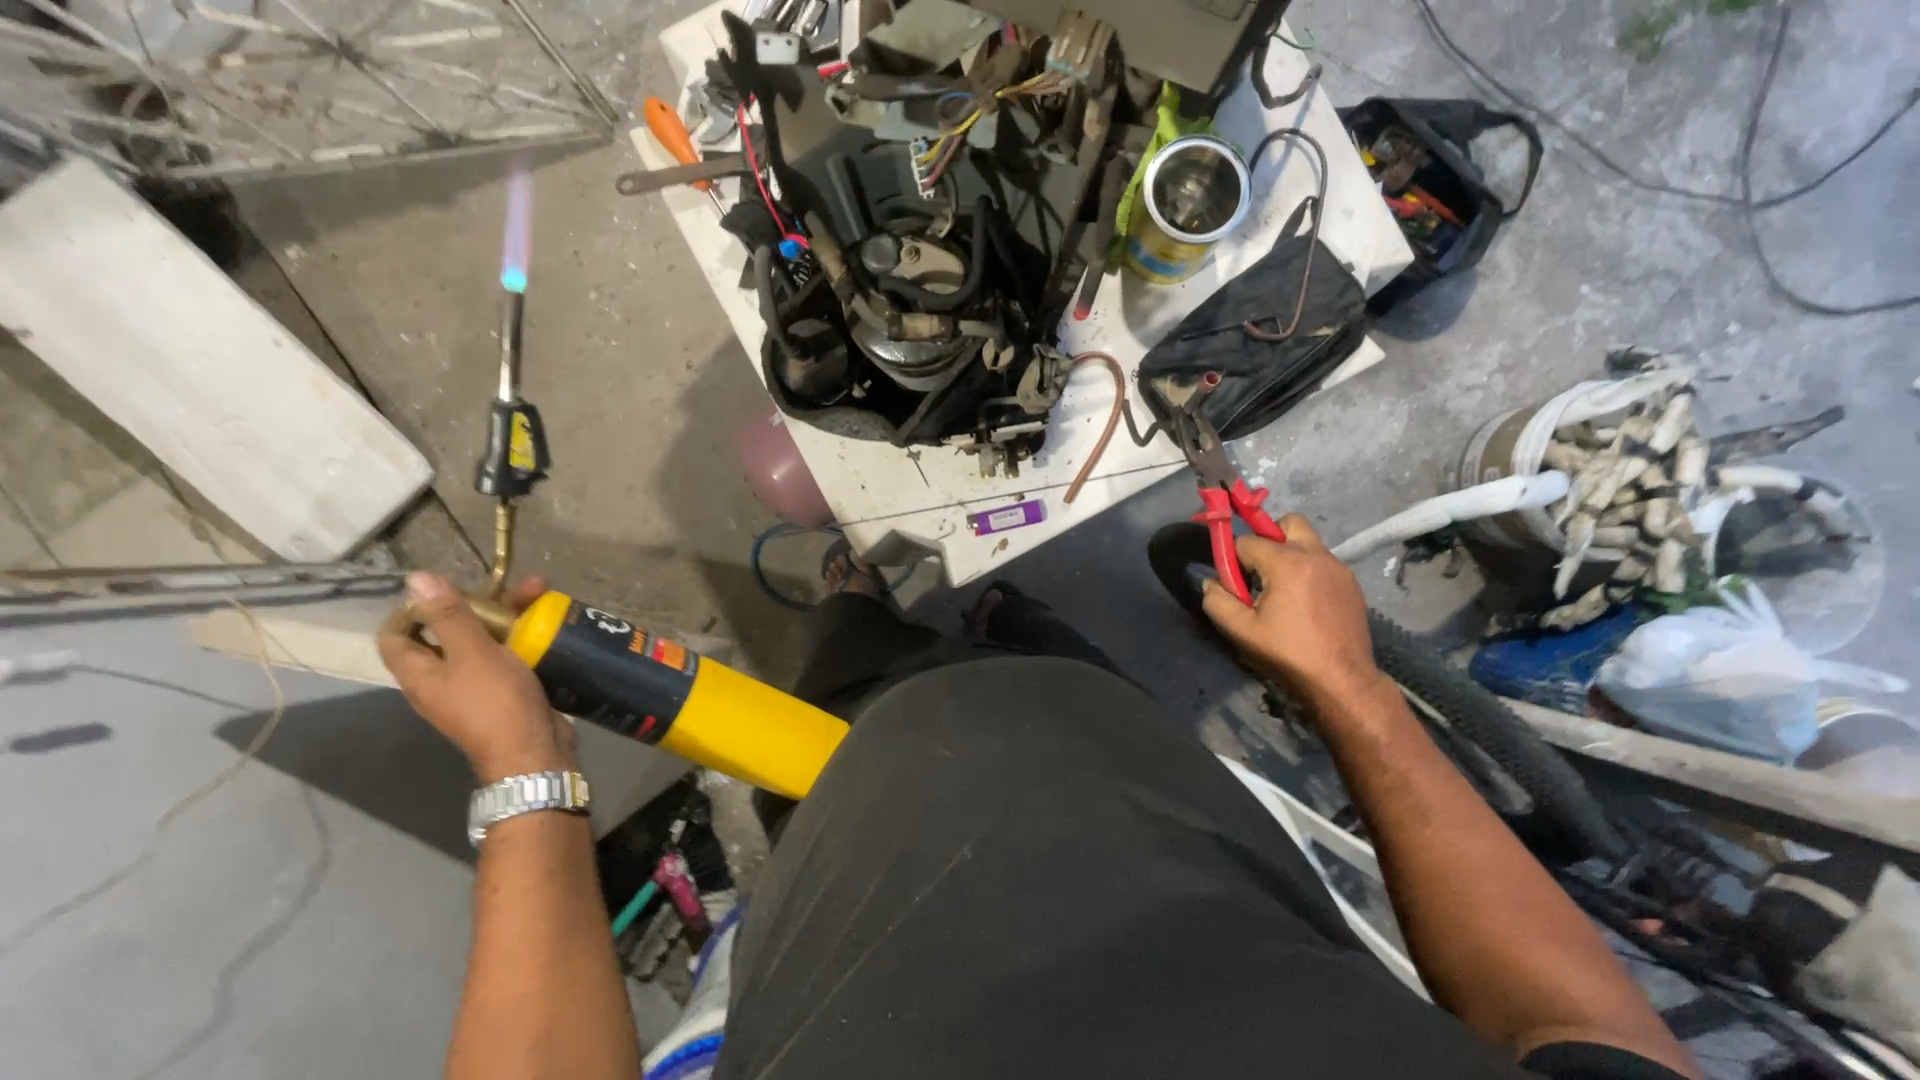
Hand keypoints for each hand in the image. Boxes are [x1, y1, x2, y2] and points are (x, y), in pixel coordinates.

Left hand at [378, 571, 576, 783]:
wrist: (535, 753)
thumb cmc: (497, 702)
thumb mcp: (474, 653)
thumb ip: (447, 616)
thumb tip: (416, 579)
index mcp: (420, 674)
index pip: (395, 636)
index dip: (411, 609)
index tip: (444, 589)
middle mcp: (441, 680)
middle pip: (447, 634)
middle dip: (476, 605)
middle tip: (505, 587)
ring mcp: (474, 687)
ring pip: (483, 642)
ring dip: (507, 617)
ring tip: (540, 593)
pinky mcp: (505, 692)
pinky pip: (507, 657)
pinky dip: (524, 638)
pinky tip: (548, 625)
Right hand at [1201, 514, 1384, 704]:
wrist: (1342, 679)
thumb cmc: (1288, 653)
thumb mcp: (1241, 631)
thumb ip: (1217, 601)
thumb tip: (1212, 582)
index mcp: (1287, 562)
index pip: (1247, 542)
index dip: (1234, 561)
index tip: (1235, 586)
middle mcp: (1316, 555)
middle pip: (1288, 523)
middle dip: (1270, 538)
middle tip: (1261, 570)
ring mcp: (1338, 568)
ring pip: (1308, 543)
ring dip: (1290, 555)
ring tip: (1283, 591)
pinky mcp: (1351, 584)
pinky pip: (1324, 563)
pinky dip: (1309, 572)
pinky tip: (1306, 604)